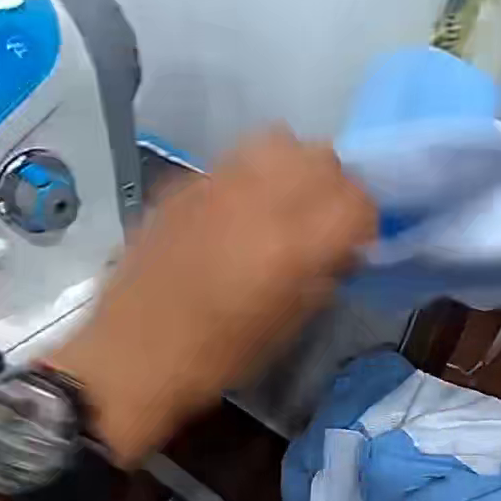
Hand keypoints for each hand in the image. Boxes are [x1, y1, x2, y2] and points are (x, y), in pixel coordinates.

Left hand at [49, 129, 376, 463]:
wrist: (133, 356)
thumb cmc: (218, 358)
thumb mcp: (286, 327)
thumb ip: (322, 277)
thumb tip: (340, 251)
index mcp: (292, 245)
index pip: (357, 200)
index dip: (366, 222)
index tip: (357, 245)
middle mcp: (260, 199)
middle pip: (323, 157)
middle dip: (336, 188)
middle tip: (326, 222)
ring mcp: (217, 184)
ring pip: (280, 141)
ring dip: (296, 169)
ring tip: (286, 204)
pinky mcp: (183, 185)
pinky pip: (235, 158)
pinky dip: (255, 174)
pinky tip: (242, 209)